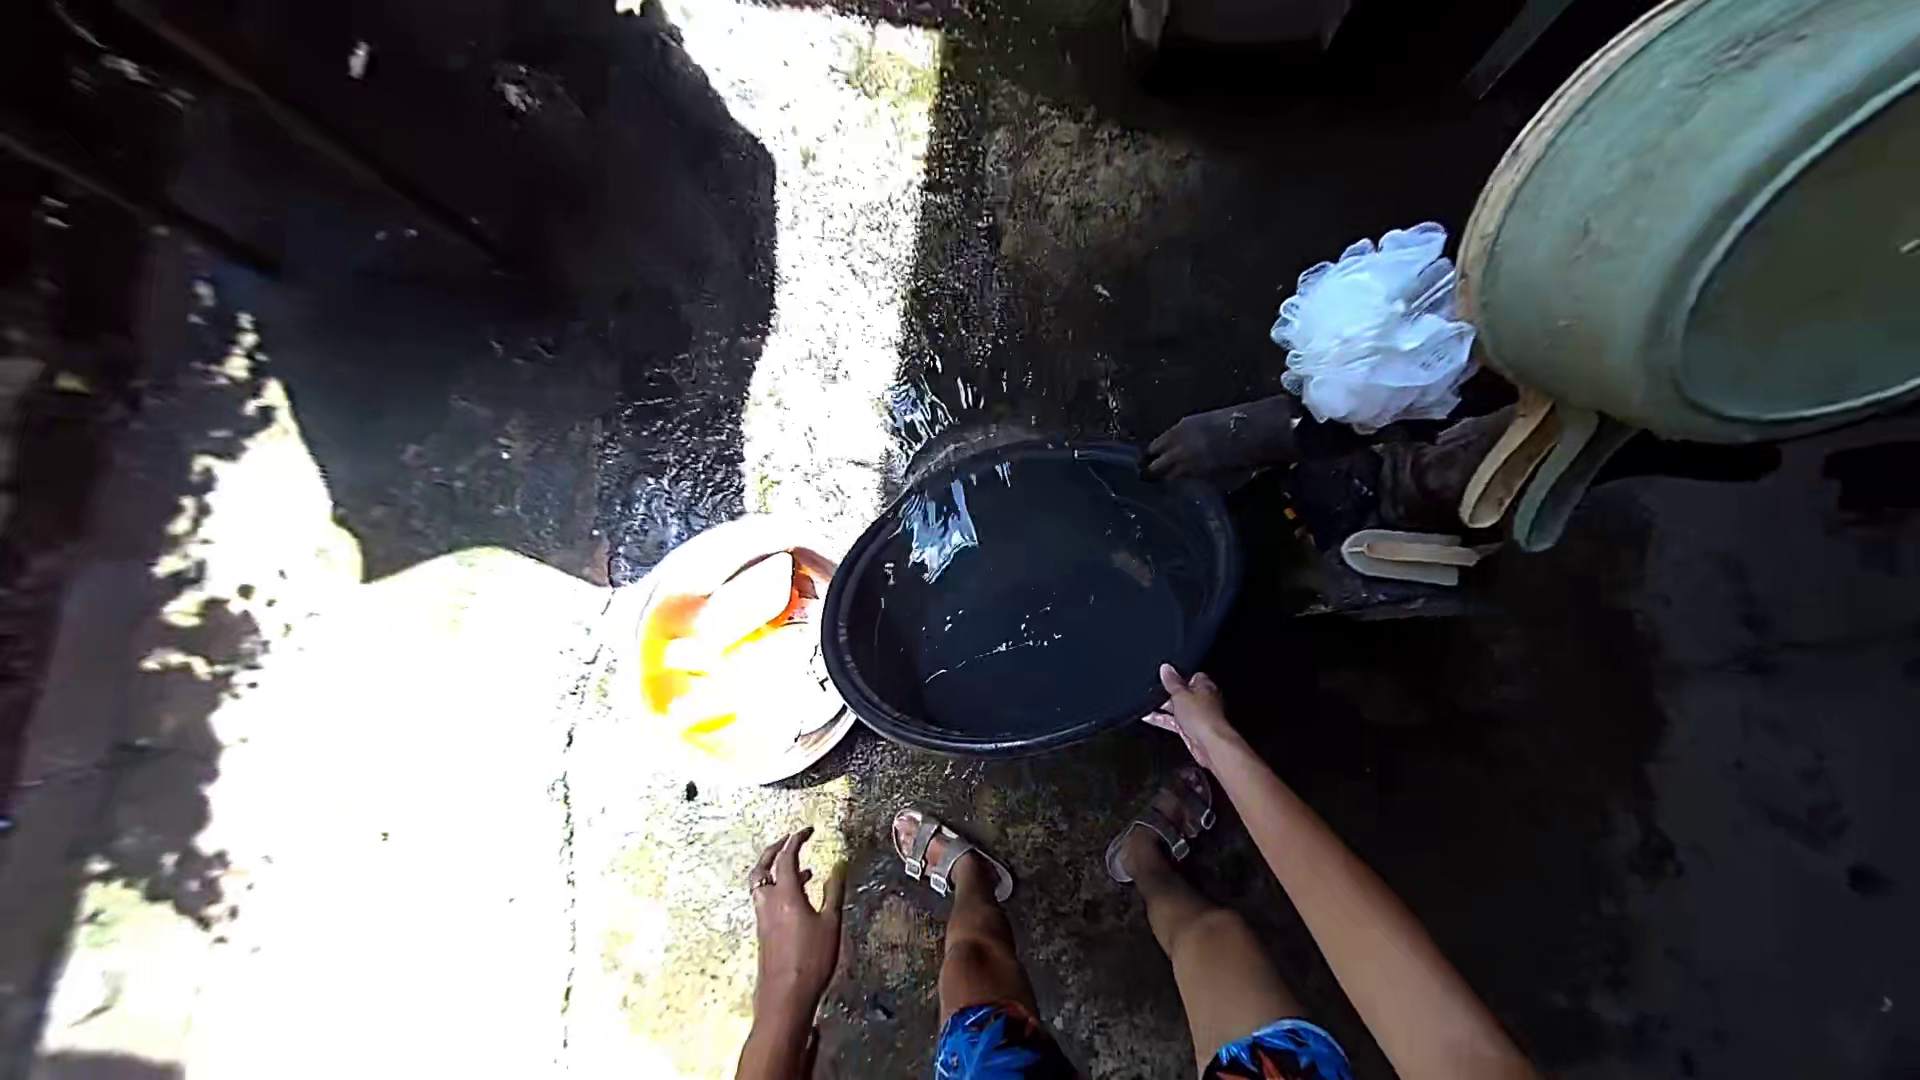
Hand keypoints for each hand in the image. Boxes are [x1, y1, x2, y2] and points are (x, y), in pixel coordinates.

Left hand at [747, 827, 846, 1014]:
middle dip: (775, 849)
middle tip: (790, 840)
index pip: (786, 857)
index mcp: (785, 894)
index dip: (796, 839)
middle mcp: (768, 902)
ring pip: (761, 884)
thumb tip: (838, 864)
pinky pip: (766, 898)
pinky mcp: (764, 932)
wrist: (784, 1000)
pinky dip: (778, 888)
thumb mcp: (830, 923)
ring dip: (776, 869)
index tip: (807, 830)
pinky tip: (799, 898)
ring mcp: (763, 918)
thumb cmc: (810, 959)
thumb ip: (834, 891)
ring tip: (803, 868)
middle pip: (762, 867)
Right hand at [1144, 664, 1234, 768]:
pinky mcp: (1190, 731)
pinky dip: (1162, 720)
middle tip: (1154, 691)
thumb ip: (1171, 682)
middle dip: (1170, 694)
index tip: (1165, 676)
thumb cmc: (1203, 716)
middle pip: (1183, 693)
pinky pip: (1173, 722)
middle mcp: (1203, 701)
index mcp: (1205, 687)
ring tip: (1147, 703)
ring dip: (1165, 708)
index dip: (1178, 676)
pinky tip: (1148, 717)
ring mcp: (1197, 717)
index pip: (1191, 676)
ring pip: (1178, 709)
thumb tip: (1166, 668)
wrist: (1210, 744)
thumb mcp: (1180, 694)